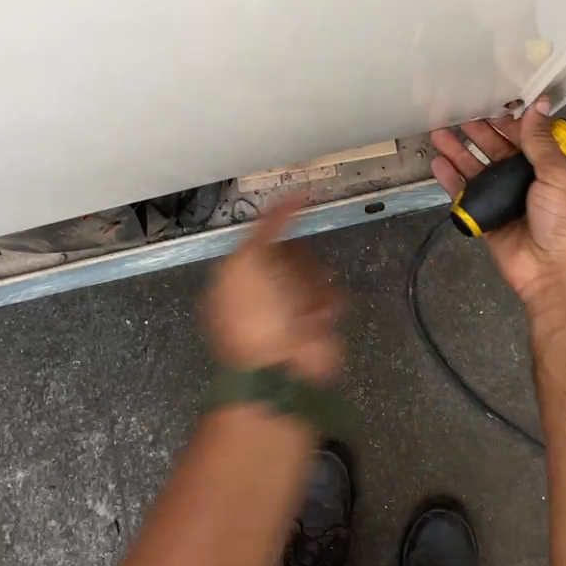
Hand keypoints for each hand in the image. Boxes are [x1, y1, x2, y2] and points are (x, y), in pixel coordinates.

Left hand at [202, 202, 345, 384]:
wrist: (280, 369)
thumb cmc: (253, 315)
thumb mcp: (244, 263)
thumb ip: (262, 228)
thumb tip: (284, 202)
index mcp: (235, 278)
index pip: (258, 236)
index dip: (278, 217)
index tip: (302, 196)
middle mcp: (260, 291)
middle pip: (290, 253)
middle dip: (295, 263)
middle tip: (288, 284)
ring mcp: (289, 308)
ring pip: (313, 273)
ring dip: (312, 286)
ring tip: (302, 308)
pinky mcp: (317, 322)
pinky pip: (330, 296)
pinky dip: (327, 303)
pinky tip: (317, 318)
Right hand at [430, 96, 565, 321]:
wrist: (559, 275)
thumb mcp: (560, 175)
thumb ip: (540, 142)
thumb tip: (540, 106)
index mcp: (556, 172)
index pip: (529, 141)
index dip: (509, 124)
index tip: (490, 105)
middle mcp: (531, 186)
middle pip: (499, 154)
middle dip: (480, 135)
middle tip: (458, 115)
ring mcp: (507, 204)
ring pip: (479, 172)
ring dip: (460, 153)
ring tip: (439, 133)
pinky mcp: (488, 221)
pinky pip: (467, 197)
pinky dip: (452, 181)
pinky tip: (439, 164)